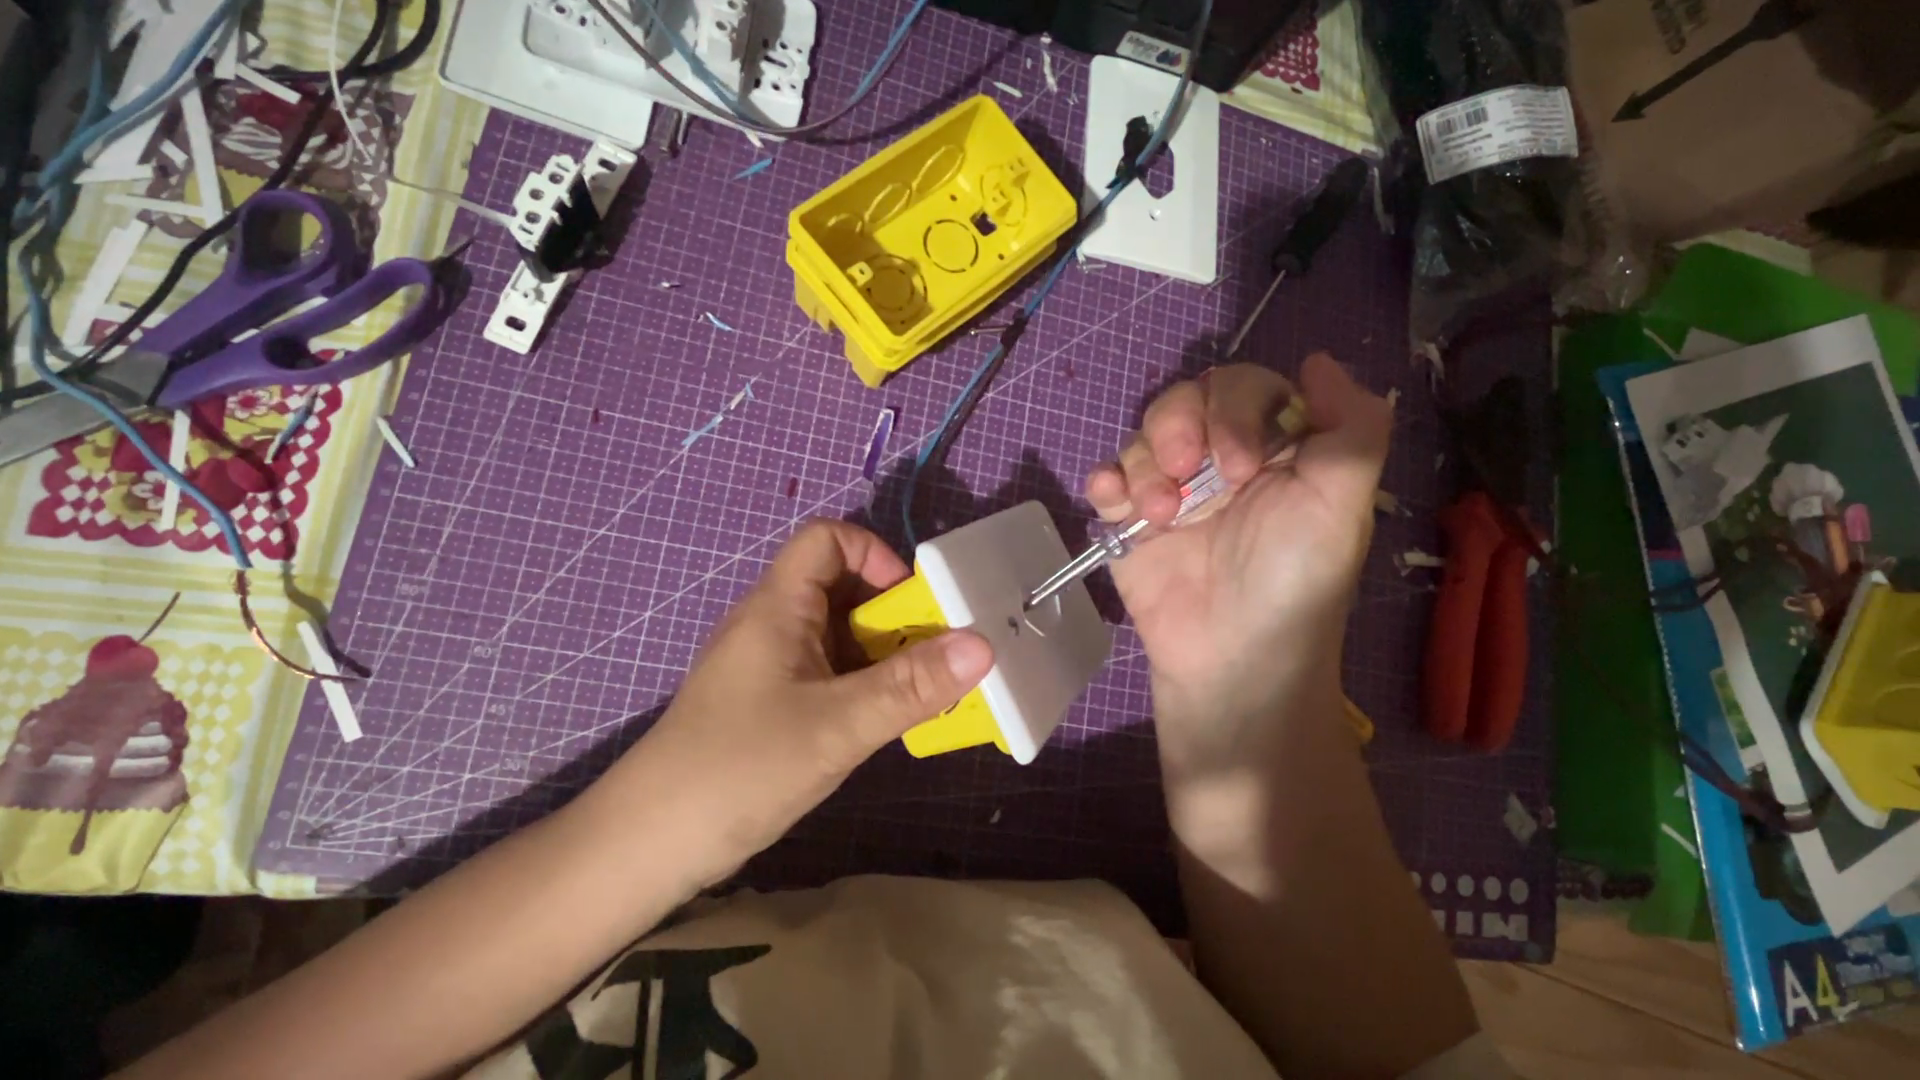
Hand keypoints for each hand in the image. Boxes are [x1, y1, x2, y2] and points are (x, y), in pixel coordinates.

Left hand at [584, 521, 992, 885]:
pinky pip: (828, 676)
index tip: (914, 604)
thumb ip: (910, 686)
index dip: (876, 555)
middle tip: (937, 657)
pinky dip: (863, 687)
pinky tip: (886, 722)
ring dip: (884, 656)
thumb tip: (982, 645)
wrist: (651, 843)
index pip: (827, 540)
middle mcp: (772, 626)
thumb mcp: (838, 726)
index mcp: (777, 607)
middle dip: (894, 615)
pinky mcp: (769, 707)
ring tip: (924, 693)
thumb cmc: (741, 768)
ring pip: (838, 637)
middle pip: (840, 588)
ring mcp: (769, 668)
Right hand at [1086, 355, 1391, 730]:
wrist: (1233, 658)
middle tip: (1188, 472)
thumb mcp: (1344, 504)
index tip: (1242, 466)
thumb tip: (1319, 360)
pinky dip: (1106, 482)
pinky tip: (1116, 505)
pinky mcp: (1131, 522)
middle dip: (1180, 426)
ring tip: (1162, 517)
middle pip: (1185, 400)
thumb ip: (1351, 426)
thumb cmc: (1294, 581)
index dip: (1236, 409)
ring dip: (1146, 465)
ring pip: (1143, 436)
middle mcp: (1221, 460)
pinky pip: (1107, 479)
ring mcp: (1173, 490)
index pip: (1244, 387)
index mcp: (1275, 449)